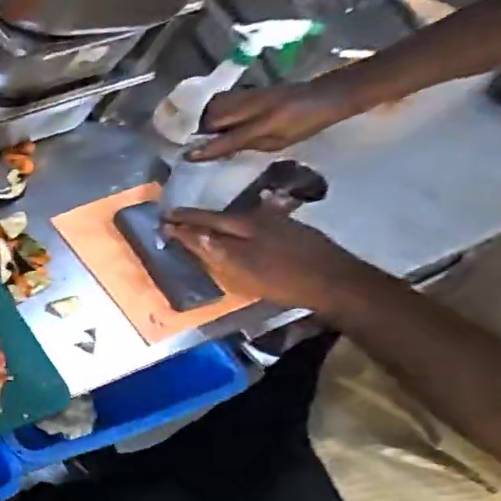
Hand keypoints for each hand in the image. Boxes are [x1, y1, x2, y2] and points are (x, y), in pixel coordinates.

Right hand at [163, 208, 381, 313]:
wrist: (337, 283)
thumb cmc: (284, 278)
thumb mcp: (242, 266)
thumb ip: (214, 248)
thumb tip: (186, 231)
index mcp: (245, 225)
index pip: (207, 220)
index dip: (184, 220)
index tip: (163, 218)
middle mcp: (261, 218)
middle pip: (223, 217)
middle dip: (200, 218)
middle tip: (179, 219)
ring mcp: (281, 225)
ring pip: (242, 220)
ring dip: (221, 222)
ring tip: (206, 225)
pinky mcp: (295, 235)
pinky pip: (258, 226)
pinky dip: (242, 228)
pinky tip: (244, 232)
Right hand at [190, 78, 367, 159]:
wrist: (329, 92)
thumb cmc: (307, 123)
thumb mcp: (278, 142)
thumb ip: (246, 144)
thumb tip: (217, 150)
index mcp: (267, 122)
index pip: (230, 138)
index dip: (208, 149)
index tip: (187, 157)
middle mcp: (255, 105)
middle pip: (214, 118)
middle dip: (198, 132)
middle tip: (188, 145)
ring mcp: (250, 94)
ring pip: (213, 106)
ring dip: (202, 120)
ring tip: (198, 133)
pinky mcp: (249, 89)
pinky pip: (220, 100)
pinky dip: (210, 110)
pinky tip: (210, 119)